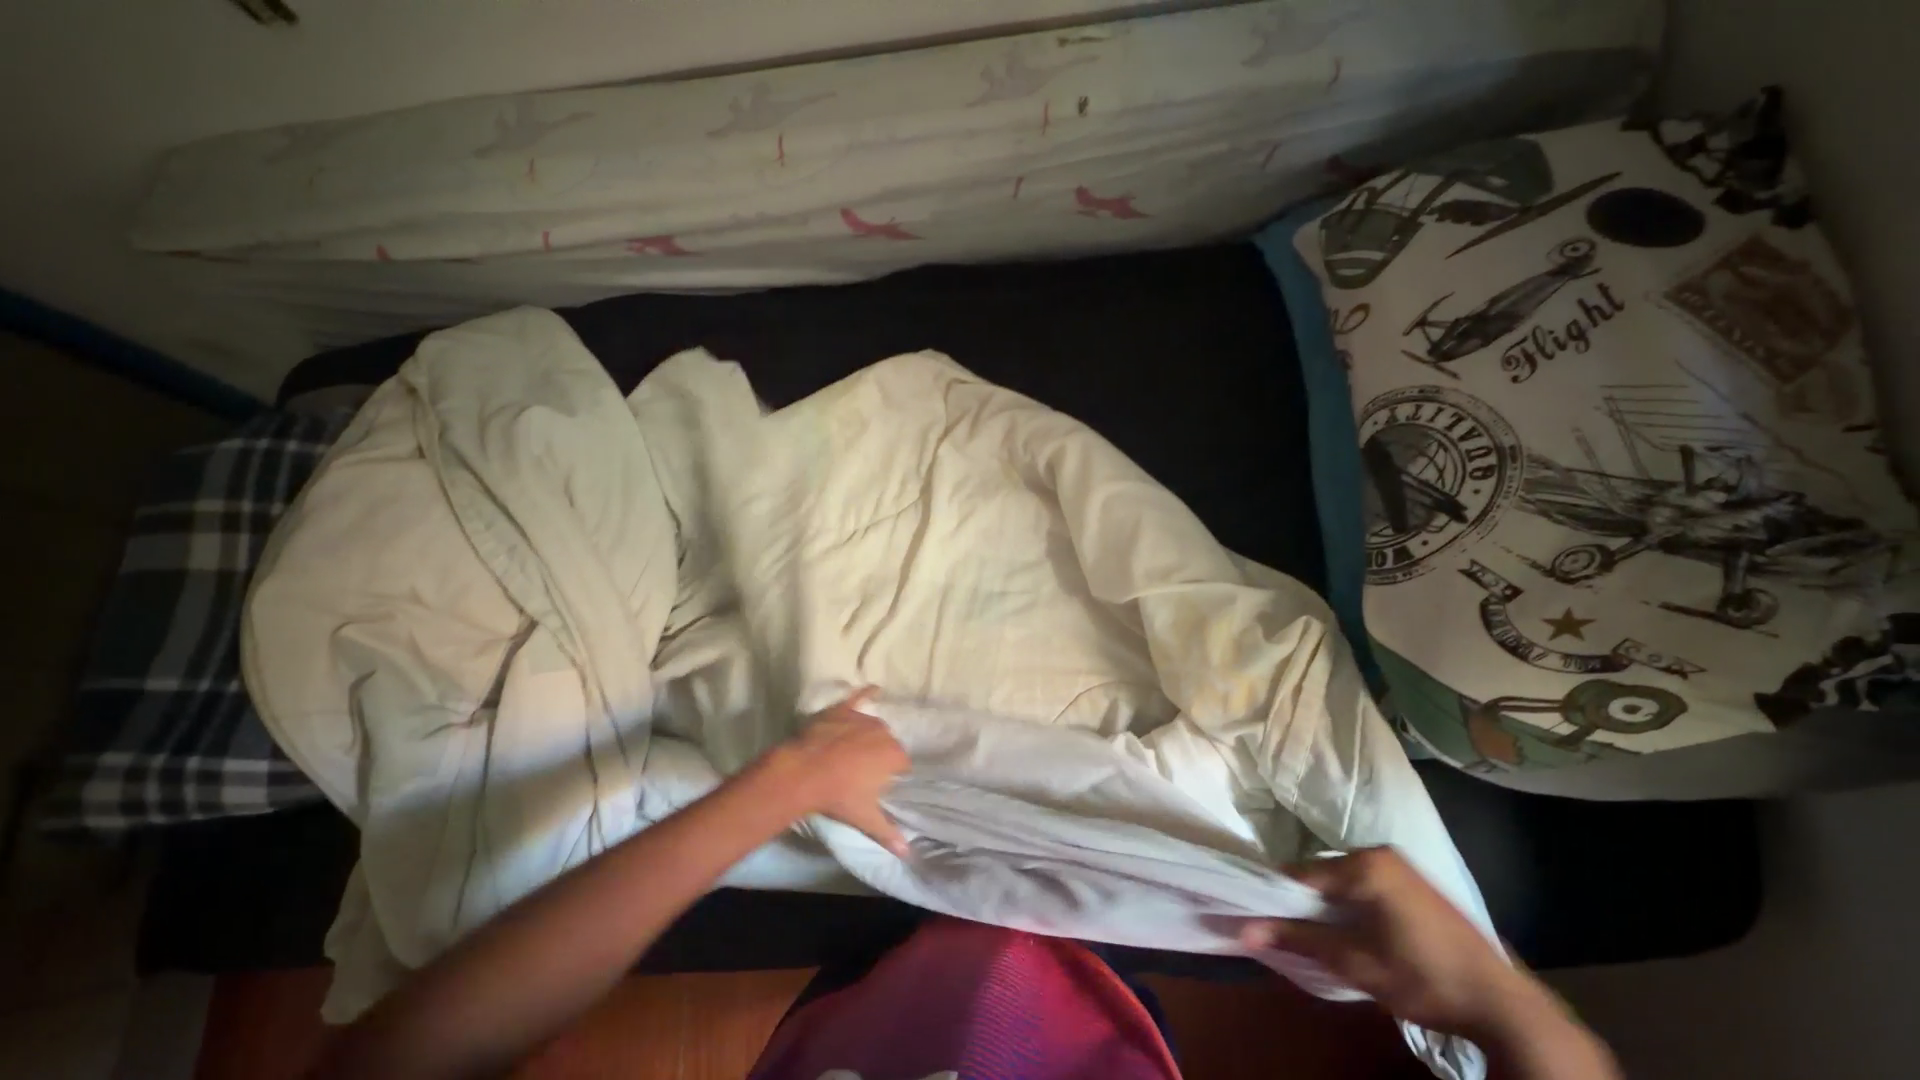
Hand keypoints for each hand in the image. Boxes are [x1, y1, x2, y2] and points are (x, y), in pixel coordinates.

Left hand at [756, 688, 911, 855]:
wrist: (802, 772)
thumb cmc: (838, 796)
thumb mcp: (865, 817)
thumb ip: (888, 833)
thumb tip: (908, 854)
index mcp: (894, 755)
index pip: (902, 765)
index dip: (891, 775)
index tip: (879, 785)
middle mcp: (883, 732)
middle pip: (888, 744)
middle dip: (879, 756)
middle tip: (863, 772)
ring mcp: (861, 718)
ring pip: (873, 727)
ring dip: (868, 736)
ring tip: (853, 751)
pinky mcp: (842, 710)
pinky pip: (859, 697)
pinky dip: (866, 694)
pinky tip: (874, 690)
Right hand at [1239, 848, 1546, 1039]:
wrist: (1498, 1003)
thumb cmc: (1422, 977)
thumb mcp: (1354, 963)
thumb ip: (1298, 939)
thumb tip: (1243, 931)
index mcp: (1364, 864)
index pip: (1298, 873)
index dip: (1275, 898)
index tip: (1259, 920)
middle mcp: (1379, 853)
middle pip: (1320, 874)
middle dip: (1302, 904)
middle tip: (1290, 937)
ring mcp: (1400, 866)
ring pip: (1342, 882)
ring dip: (1327, 908)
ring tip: (1320, 940)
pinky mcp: (1414, 883)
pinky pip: (1364, 886)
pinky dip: (1350, 907)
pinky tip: (1352, 935)